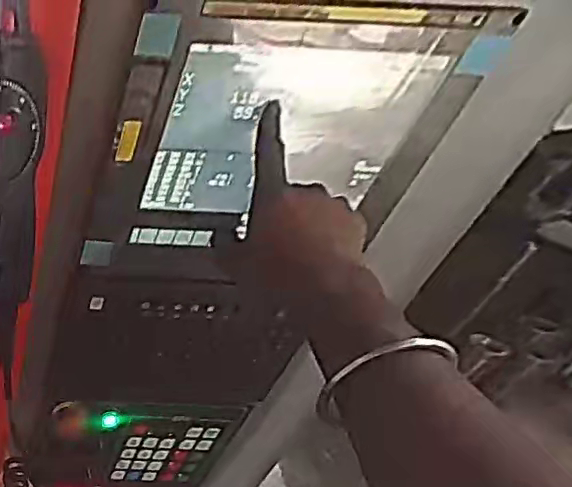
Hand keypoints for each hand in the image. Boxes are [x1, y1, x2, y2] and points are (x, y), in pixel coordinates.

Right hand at [225, 101, 417, 366]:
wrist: (325, 291)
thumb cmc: (281, 277)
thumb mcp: (238, 266)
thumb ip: (225, 246)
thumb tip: (219, 237)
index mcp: (273, 197)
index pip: (267, 154)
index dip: (267, 130)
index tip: (271, 111)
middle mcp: (305, 194)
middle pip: (289, 196)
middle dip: (283, 215)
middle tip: (273, 244)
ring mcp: (332, 206)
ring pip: (314, 212)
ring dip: (306, 228)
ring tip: (296, 260)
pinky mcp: (353, 222)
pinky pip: (335, 225)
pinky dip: (328, 238)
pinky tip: (318, 260)